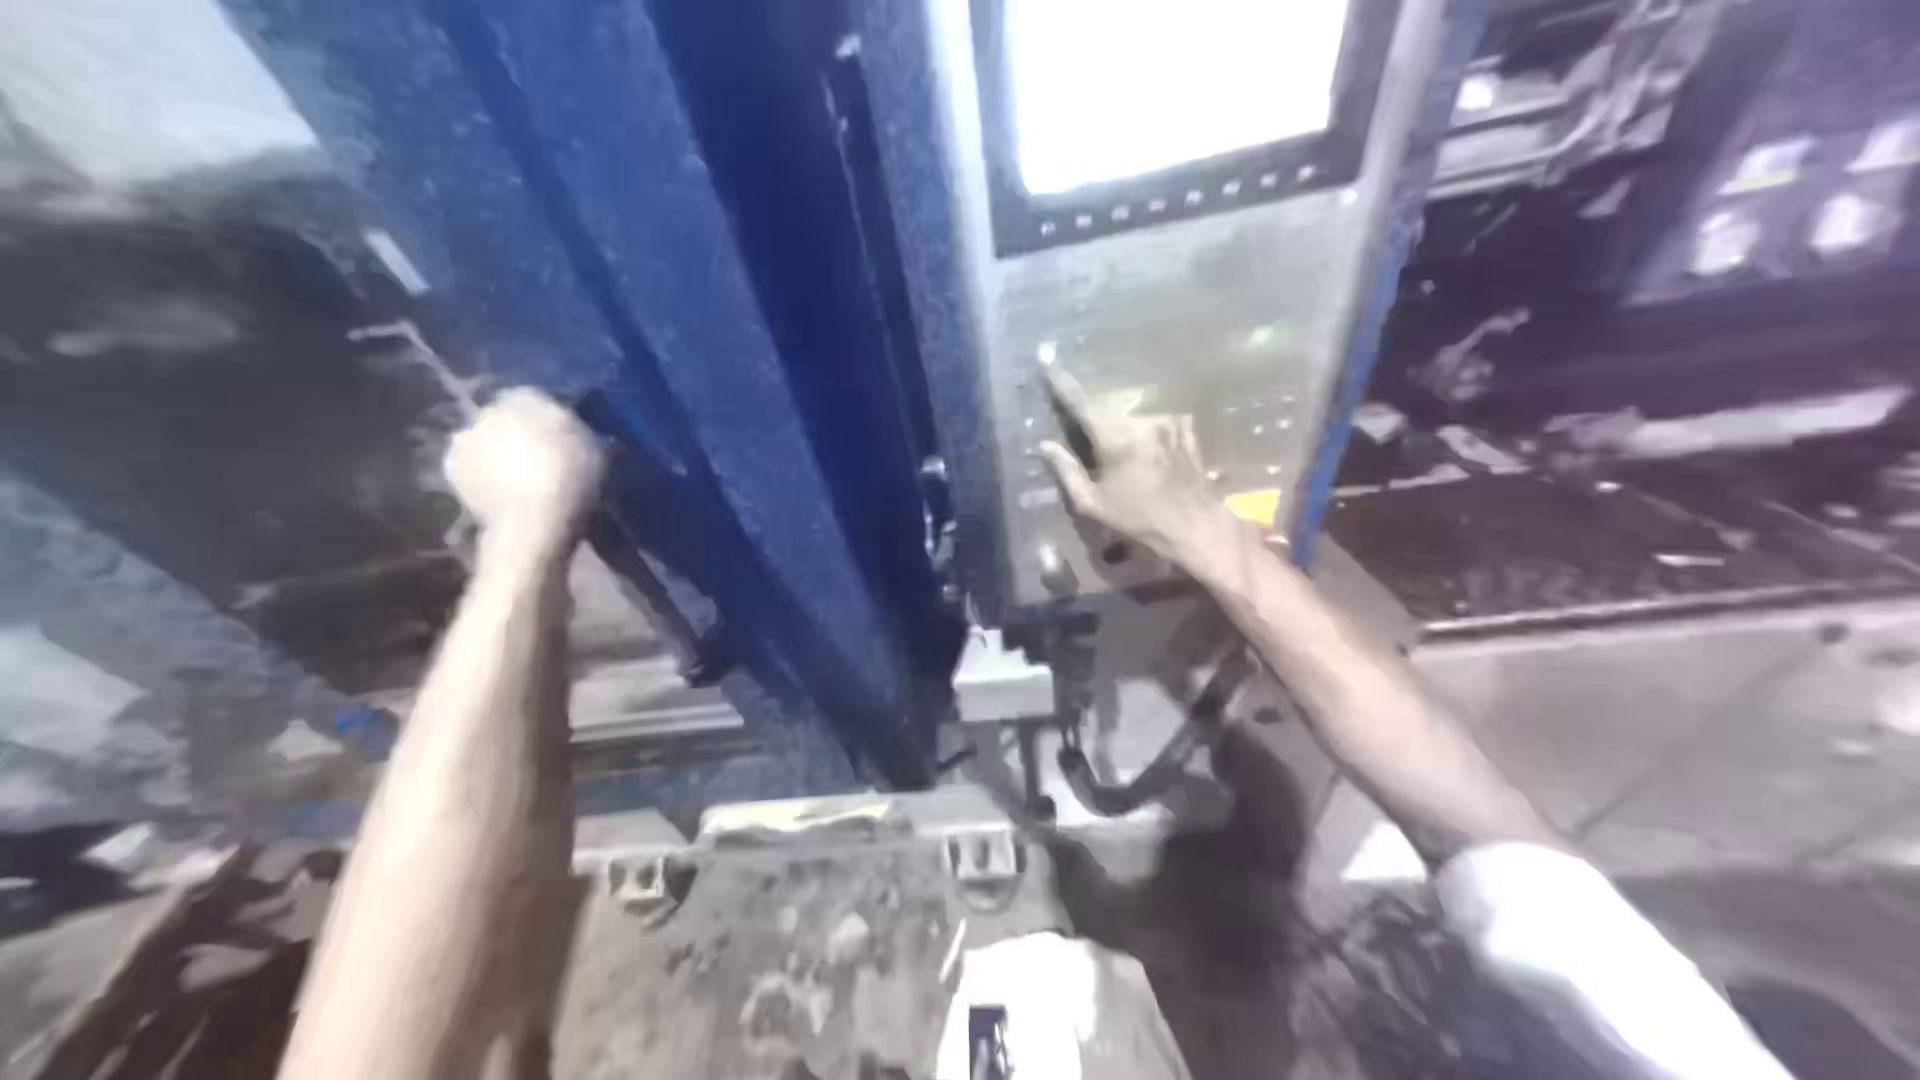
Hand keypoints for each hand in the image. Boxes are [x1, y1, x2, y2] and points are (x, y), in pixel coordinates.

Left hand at [444, 388, 606, 554]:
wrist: (533, 520)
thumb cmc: (574, 477)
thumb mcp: (601, 452)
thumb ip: (589, 437)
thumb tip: (591, 438)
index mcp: (527, 397)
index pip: (538, 400)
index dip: (552, 421)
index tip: (567, 442)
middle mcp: (489, 409)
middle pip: (507, 419)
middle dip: (521, 436)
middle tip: (545, 462)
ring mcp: (464, 440)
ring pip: (487, 444)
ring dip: (500, 457)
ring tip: (525, 484)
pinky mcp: (450, 472)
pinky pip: (473, 469)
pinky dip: (486, 478)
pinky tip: (507, 497)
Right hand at [1035, 365, 1246, 568]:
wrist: (1196, 526)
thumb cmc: (1139, 520)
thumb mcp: (1093, 504)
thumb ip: (1066, 471)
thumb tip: (1044, 446)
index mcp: (1115, 437)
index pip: (1080, 403)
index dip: (1061, 383)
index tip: (1047, 360)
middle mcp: (1141, 421)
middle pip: (1108, 414)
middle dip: (1097, 429)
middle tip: (1098, 458)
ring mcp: (1166, 422)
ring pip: (1132, 421)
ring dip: (1124, 436)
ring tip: (1130, 468)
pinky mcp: (1185, 429)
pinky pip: (1155, 425)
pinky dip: (1147, 437)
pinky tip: (1151, 463)